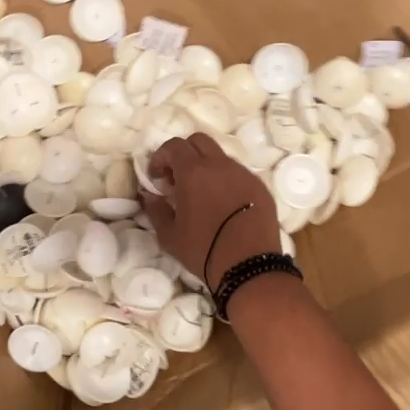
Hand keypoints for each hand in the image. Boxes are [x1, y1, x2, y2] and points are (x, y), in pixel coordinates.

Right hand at [143, 134, 281, 286]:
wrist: (250, 268)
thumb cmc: (204, 250)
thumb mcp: (170, 236)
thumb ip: (156, 210)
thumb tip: (149, 195)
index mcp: (194, 172)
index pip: (174, 146)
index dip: (161, 157)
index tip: (156, 177)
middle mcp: (220, 165)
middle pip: (199, 141)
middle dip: (184, 154)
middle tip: (177, 179)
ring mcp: (244, 174)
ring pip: (220, 157)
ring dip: (206, 167)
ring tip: (201, 194)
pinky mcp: (260, 187)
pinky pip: (238, 174)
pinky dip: (225, 180)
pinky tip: (224, 205)